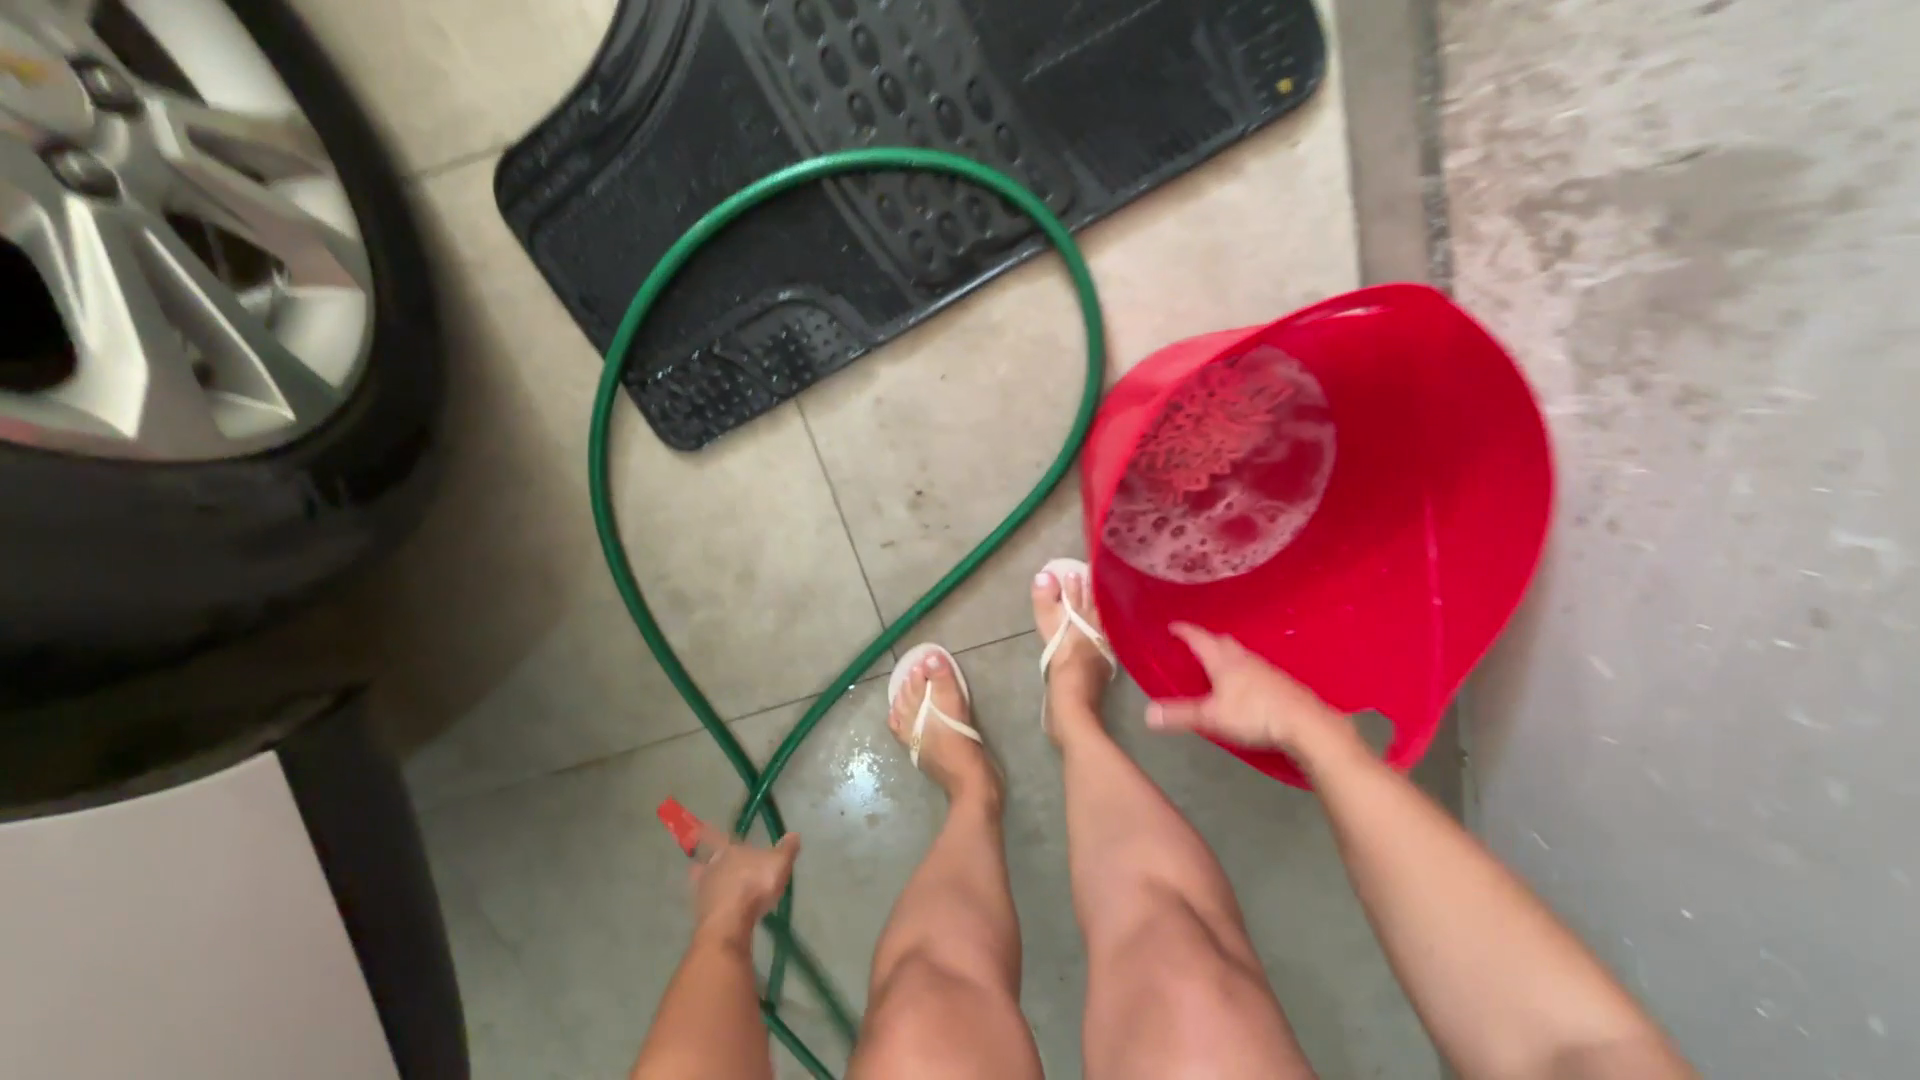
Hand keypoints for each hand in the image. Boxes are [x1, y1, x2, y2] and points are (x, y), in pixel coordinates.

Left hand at [691, 826, 799, 939]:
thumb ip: (786, 849)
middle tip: (721, 865)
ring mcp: (704, 891)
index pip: (715, 837)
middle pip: (710, 860)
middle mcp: (712, 866)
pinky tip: (727, 911)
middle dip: (714, 862)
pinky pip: (709, 904)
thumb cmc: (755, 884)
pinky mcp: (702, 913)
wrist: (729, 921)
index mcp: (728, 850)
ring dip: (713, 885)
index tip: (701, 831)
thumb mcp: (779, 863)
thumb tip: (794, 834)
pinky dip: (716, 905)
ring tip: (726, 890)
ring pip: (706, 882)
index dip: (709, 833)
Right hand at [1146, 622, 1350, 753]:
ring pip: (1240, 654)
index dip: (1185, 631)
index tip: (1173, 626)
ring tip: (1216, 662)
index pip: (1199, 639)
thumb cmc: (1253, 714)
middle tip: (1194, 644)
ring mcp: (1265, 669)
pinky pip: (1254, 668)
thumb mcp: (1211, 717)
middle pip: (1222, 642)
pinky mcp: (1280, 682)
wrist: (1305, 723)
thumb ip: (1179, 715)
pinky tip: (1244, 683)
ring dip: (1226, 653)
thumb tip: (1147, 714)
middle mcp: (1243, 658)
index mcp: (1223, 661)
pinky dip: (1242, 668)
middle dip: (1206, 640)